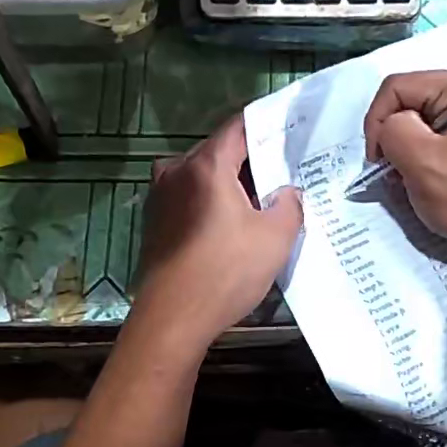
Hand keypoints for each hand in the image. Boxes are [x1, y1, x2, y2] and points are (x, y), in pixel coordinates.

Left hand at [133, 117, 302, 348]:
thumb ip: (290, 205)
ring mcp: (161, 198)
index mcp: (205, 165)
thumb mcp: (275, 238)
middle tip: (282, 173)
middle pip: (219, 151)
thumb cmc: (226, 272)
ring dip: (229, 184)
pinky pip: (189, 199)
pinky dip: (211, 203)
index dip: (267, 128)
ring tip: (259, 201)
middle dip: (250, 160)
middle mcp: (176, 172)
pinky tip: (230, 225)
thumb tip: (288, 193)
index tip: (290, 134)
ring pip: (202, 176)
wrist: (174, 318)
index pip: (238, 129)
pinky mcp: (156, 223)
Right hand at [362, 70, 446, 252]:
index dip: (377, 122)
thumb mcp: (422, 162)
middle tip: (393, 174)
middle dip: (392, 139)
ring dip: (404, 152)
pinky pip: (432, 138)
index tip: (378, 161)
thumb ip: (393, 132)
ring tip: (410, 181)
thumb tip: (389, 129)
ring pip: (416, 123)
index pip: (396, 87)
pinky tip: (424, 180)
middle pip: (407, 103)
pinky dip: (419, 159)